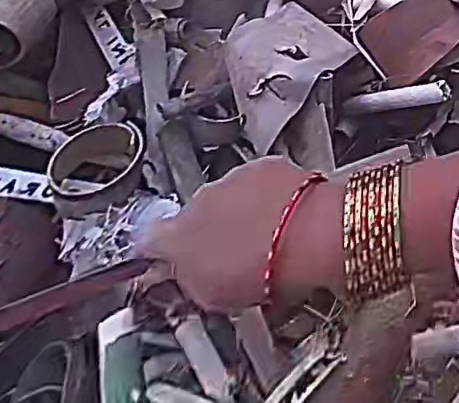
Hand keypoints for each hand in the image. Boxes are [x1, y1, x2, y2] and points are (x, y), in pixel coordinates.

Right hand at [140, 157, 337, 312]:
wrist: (307, 234)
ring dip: (240, 207)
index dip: (164, 251)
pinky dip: (267, 190)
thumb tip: (184, 273)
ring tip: (264, 230)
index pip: (152, 241)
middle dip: (209, 229)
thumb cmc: (260, 272)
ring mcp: (234, 177)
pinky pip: (259, 178)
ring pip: (229, 193)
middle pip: (196, 214)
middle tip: (233, 250)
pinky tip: (283, 208)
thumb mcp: (210, 296)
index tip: (176, 259)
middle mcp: (200, 200)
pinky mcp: (266, 163)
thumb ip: (188, 279)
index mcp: (176, 237)